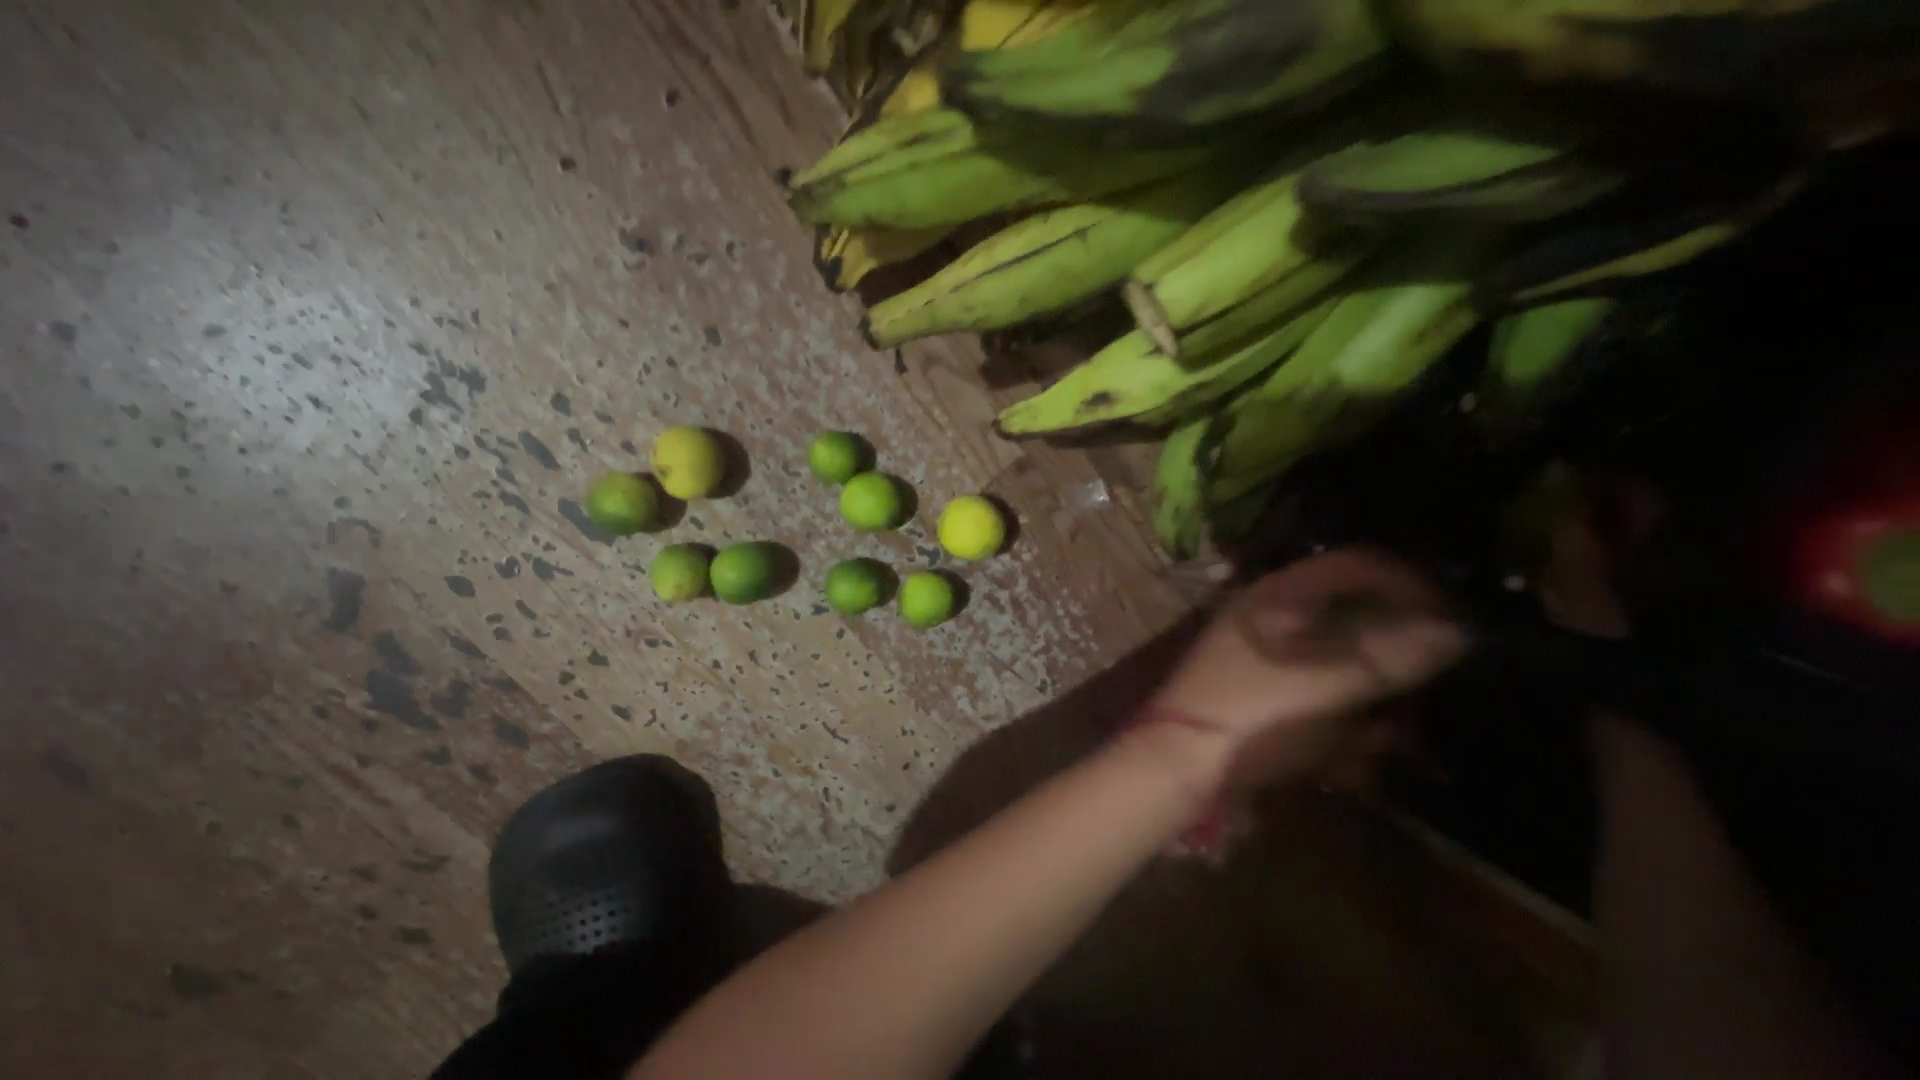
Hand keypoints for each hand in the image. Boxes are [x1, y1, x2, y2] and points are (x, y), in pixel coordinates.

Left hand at [1147, 547, 1466, 791]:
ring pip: (1343, 672)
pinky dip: (1343, 734)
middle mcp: (1274, 622)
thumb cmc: (1251, 712)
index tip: (1453, 620)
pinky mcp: (1266, 708)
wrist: (1178, 770)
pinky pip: (1322, 710)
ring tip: (1393, 737)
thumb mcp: (1326, 681)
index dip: (1410, 584)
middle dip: (1398, 657)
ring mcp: (1267, 666)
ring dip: (1375, 705)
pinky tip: (1354, 765)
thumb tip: (1460, 631)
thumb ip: (1389, 654)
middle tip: (1434, 687)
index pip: (1357, 566)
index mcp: (1280, 597)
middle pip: (1354, 622)